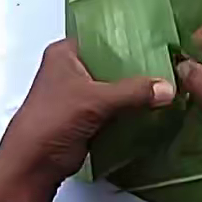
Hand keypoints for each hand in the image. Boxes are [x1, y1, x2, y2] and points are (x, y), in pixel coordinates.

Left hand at [0, 39, 175, 201]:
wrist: (34, 165)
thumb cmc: (52, 121)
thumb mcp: (95, 100)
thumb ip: (133, 92)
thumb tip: (167, 88)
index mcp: (64, 54)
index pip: (102, 37)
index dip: (129, 38)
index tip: (158, 40)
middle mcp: (70, 69)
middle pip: (111, 63)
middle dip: (136, 67)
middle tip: (167, 64)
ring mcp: (77, 94)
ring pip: (113, 86)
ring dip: (134, 90)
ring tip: (165, 84)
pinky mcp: (85, 116)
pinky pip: (114, 107)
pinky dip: (129, 109)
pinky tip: (152, 107)